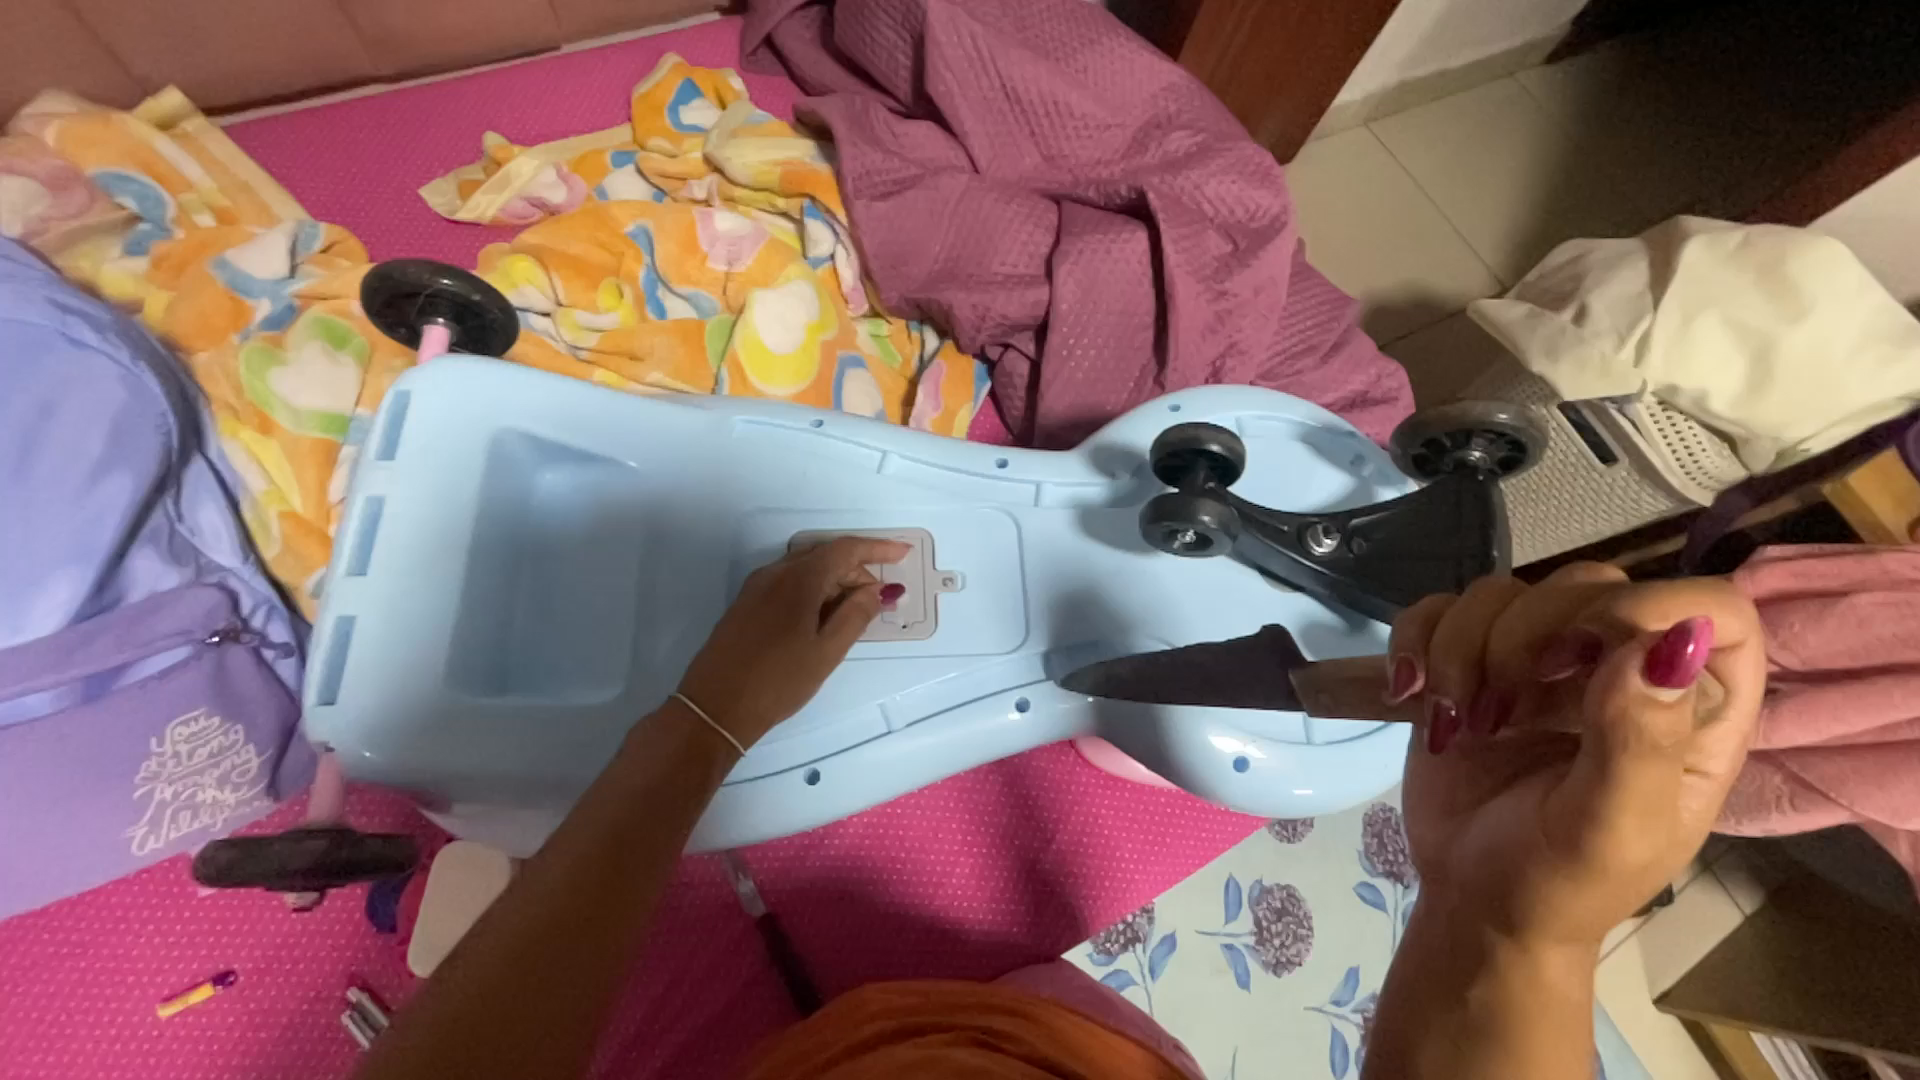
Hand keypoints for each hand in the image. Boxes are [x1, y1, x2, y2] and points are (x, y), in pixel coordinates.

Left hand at [676, 537, 909, 748]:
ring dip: (835, 581)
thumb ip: (856, 615)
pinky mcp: (747, 604)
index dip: (877, 548)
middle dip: (857, 570)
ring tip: (856, 611)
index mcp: (798, 579)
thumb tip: (876, 590)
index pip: (845, 549)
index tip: (903, 553)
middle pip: (824, 556)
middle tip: (880, 600)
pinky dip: (814, 590)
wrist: (714, 708)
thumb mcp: (827, 651)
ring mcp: (757, 587)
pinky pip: (789, 582)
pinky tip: (824, 617)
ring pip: (805, 569)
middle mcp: (775, 573)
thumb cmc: (778, 681)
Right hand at [1387, 563, 1765, 951]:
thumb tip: (1661, 645)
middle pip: (1581, 585)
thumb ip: (1639, 744)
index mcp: (1687, 708)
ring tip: (1454, 719)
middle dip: (1522, 636)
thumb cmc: (1557, 880)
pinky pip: (1433, 611)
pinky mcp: (1461, 664)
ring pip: (1496, 592)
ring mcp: (1531, 664)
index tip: (1575, 661)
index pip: (1706, 608)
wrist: (1470, 896)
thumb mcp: (1609, 831)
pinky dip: (1410, 641)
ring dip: (1457, 648)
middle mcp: (1613, 670)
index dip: (1643, 609)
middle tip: (1497, 709)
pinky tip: (1407, 693)